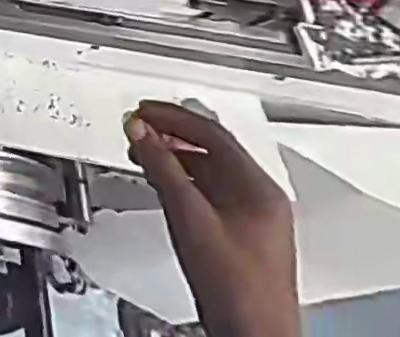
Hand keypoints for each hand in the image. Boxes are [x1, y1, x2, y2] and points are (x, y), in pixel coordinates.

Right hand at [125, 101, 299, 336]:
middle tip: (140, 124)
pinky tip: (160, 178)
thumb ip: (160, 165)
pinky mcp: (239, 231)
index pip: (211, 133)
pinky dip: (179, 175)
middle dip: (170, 132)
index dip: (172, 116)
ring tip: (143, 148)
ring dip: (172, 153)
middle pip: (210, 147)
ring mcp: (251, 216)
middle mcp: (259, 198)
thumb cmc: (235, 288)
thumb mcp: (187, 214)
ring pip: (207, 168)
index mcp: (257, 188)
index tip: (143, 110)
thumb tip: (140, 130)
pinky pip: (206, 188)